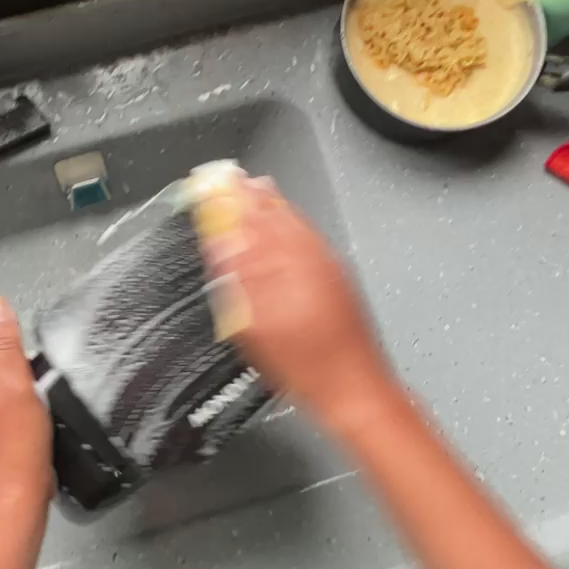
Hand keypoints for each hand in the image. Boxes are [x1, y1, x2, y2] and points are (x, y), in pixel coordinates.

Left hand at [0, 296, 53, 513]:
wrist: (18, 494)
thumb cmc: (16, 441)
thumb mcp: (15, 379)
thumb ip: (4, 339)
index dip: (18, 371)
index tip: (25, 391)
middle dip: (18, 390)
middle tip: (27, 411)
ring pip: (1, 400)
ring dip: (18, 408)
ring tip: (26, 427)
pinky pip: (1, 422)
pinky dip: (14, 426)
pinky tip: (23, 438)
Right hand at [197, 175, 398, 421]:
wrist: (354, 389)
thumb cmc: (309, 365)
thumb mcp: (256, 326)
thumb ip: (237, 279)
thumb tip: (220, 243)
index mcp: (289, 263)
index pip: (252, 218)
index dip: (230, 199)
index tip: (214, 183)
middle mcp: (312, 257)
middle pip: (276, 214)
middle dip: (251, 196)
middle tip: (232, 180)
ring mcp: (328, 266)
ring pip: (295, 223)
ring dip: (272, 206)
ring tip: (256, 190)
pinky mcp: (337, 278)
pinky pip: (309, 238)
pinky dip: (291, 225)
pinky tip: (286, 227)